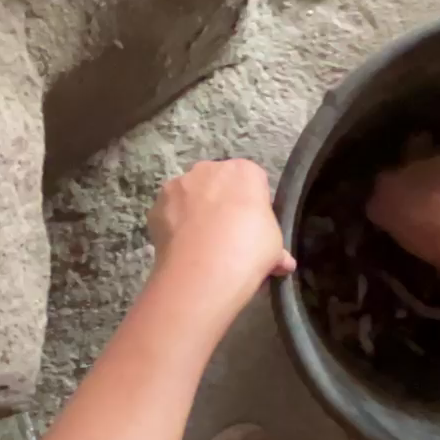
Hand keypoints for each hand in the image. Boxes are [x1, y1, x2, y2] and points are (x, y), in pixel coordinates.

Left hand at [148, 160, 294, 303]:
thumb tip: (283, 262)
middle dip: (221, 203)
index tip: (252, 228)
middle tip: (226, 236)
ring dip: (194, 213)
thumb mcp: (275, 248)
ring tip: (201, 245)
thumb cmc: (249, 250)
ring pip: (189, 196)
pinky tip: (182, 250)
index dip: (252, 205)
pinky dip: (174, 227)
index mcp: (244, 171)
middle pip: (217, 183)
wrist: (204, 270)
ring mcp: (178, 185)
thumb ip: (277, 248)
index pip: (252, 181)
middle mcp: (208, 169)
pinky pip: (169, 214)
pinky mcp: (156, 206)